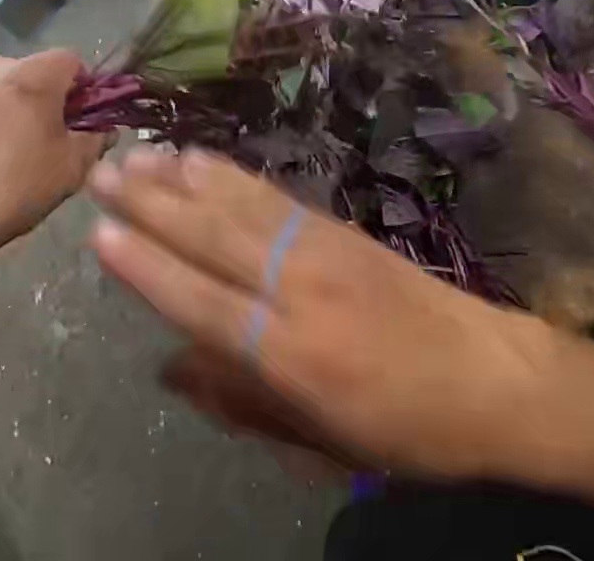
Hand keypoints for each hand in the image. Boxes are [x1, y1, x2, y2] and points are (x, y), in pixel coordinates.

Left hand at [0, 50, 108, 260]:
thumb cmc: (9, 189)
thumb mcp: (69, 171)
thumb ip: (95, 141)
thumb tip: (104, 129)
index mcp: (33, 75)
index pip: (72, 60)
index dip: (84, 88)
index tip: (82, 121)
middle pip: (33, 71)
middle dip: (46, 98)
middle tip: (48, 141)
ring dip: (10, 108)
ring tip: (5, 153)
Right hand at [87, 147, 570, 479]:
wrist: (494, 376)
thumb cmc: (403, 425)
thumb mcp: (321, 439)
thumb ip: (238, 400)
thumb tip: (167, 366)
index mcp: (293, 355)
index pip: (203, 303)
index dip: (148, 270)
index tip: (100, 235)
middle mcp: (299, 290)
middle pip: (212, 239)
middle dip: (151, 205)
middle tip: (101, 173)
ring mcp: (319, 249)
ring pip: (237, 206)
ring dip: (181, 178)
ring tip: (137, 154)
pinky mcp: (336, 227)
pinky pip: (271, 194)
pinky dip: (230, 173)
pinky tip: (200, 157)